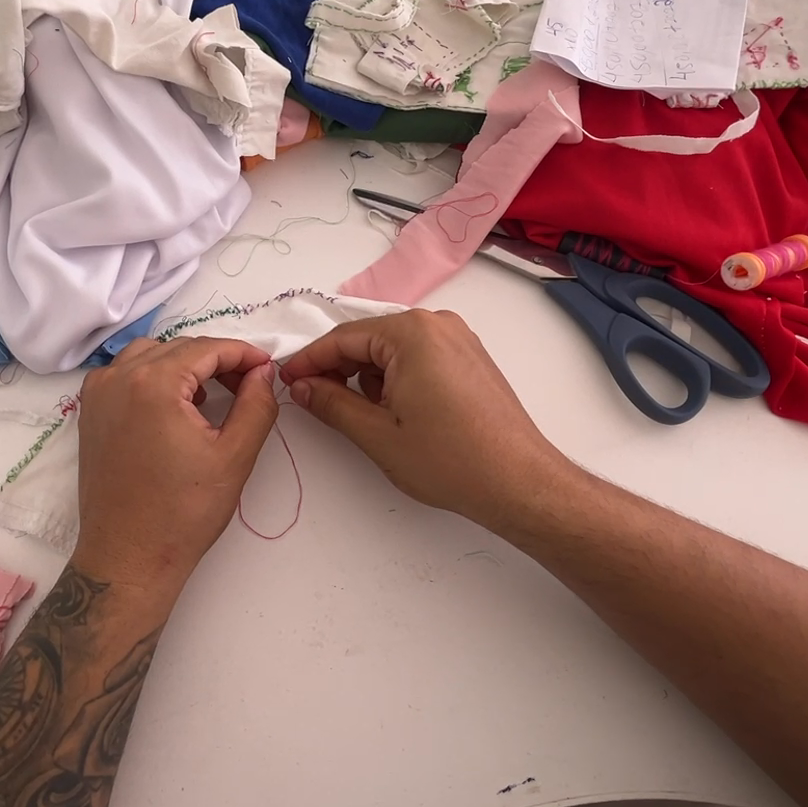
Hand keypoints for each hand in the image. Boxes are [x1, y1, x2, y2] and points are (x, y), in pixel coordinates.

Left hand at [73, 337, 279, 599]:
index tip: (267, 367)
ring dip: (184, 365)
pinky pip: (126, 374)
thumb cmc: (184, 512)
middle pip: (179, 348)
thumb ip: (256, 404)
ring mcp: (98, 394)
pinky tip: (175, 406)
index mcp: (153, 383)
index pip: (207, 348)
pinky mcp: (90, 412)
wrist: (128, 557)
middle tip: (248, 384)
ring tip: (212, 395)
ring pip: (150, 355)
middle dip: (216, 360)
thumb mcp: (234, 456)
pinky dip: (154, 377)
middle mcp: (118, 377)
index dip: (242, 353)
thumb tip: (263, 371)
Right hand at [278, 309, 575, 527]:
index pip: (343, 338)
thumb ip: (332, 404)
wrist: (520, 483)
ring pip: (393, 349)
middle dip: (339, 368)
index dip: (310, 361)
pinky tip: (395, 411)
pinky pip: (418, 356)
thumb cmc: (449, 459)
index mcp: (412, 332)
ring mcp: (459, 339)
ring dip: (369, 376)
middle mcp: (437, 323)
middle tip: (315, 400)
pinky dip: (397, 377)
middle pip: (369, 339)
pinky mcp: (470, 358)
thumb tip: (302, 386)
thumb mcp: (377, 434)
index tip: (288, 382)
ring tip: (364, 415)